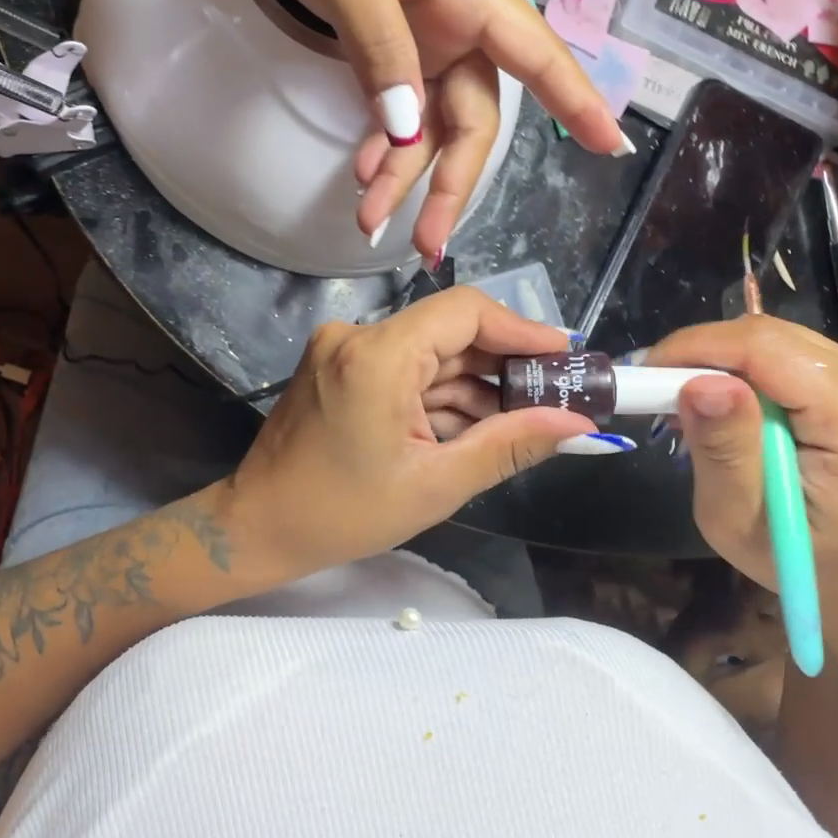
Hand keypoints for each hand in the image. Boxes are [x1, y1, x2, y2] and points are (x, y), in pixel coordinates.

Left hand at [222, 287, 595, 581]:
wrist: (258, 526)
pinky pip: (400, 369)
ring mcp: (339, 350)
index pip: (465, 311)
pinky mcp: (334, 367)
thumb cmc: (342, 514)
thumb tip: (579, 425)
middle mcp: (355, 337)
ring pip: (426, 354)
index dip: (522, 330)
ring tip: (519, 427)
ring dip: (471, 388)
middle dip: (502, 369)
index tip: (565, 359)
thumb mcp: (436, 483)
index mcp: (377, 356)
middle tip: (554, 402)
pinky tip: (468, 430)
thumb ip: (510, 445)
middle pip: (447, 333)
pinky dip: (434, 395)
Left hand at [230, 0, 626, 263]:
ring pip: (430, 126)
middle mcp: (456, 26)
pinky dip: (381, 148)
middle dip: (449, 183)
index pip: (536, 55)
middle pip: (472, 119)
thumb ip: (380, 48)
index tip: (609, 147)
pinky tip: (362, 174)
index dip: (575, 102)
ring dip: (404, 177)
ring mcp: (423, 42)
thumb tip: (411, 130)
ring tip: (369, 220)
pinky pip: (395, 112)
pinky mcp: (388, 51)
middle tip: (423, 243)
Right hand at [648, 316, 837, 609]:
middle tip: (659, 392)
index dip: (697, 347)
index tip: (644, 373)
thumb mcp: (739, 519)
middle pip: (775, 337)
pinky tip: (735, 408)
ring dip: (727, 363)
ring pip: (784, 340)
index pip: (768, 348)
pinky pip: (799, 355)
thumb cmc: (800, 563)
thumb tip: (701, 384)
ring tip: (693, 404)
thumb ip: (724, 449)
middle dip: (705, 355)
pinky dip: (753, 372)